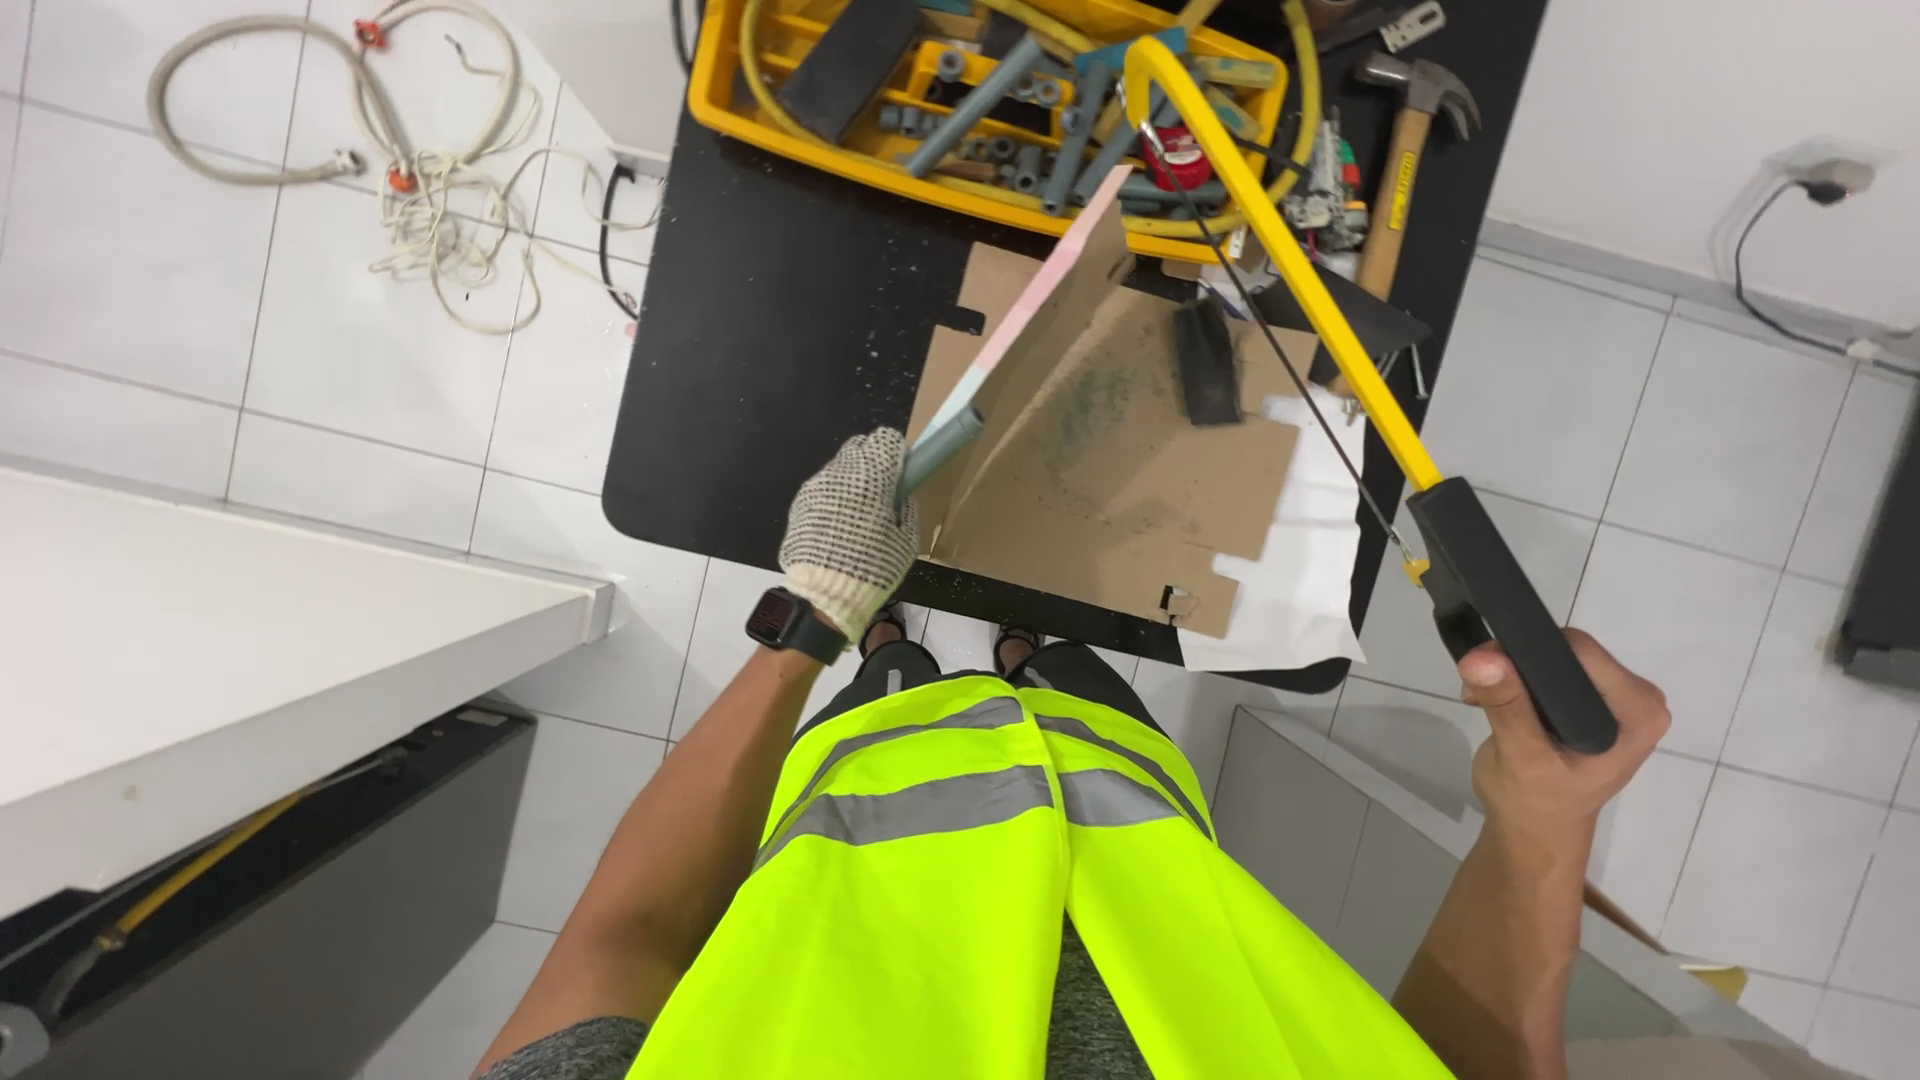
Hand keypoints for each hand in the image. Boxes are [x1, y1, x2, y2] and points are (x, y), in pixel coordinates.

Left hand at [779, 428, 918, 637]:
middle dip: (873, 462)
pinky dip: (834, 499)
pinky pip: (823, 490)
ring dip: (852, 481)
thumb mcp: (905, 541)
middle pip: (859, 448)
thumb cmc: (872, 567)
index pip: (885, 440)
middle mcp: (840, 473)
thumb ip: (905, 510)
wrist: (825, 594)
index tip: (902, 473)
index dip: (896, 454)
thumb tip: (900, 497)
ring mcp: (815, 487)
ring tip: (858, 515)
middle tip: (882, 492)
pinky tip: (838, 526)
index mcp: (871, 477)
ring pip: (839, 468)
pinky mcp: (800, 504)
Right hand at [1460, 629, 1669, 846]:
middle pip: (1565, 650)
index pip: (1581, 652)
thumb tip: (1482, 657)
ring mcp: (1610, 699)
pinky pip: (1544, 669)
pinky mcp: (1585, 701)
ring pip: (1549, 656)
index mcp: (1637, 712)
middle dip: (1514, 663)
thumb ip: (1507, 706)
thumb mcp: (1520, 757)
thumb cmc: (1534, 801)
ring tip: (1481, 700)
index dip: (1529, 652)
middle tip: (1479, 693)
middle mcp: (1634, 698)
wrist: (1533, 830)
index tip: (1487, 671)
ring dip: (1506, 671)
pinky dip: (1511, 679)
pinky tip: (1491, 702)